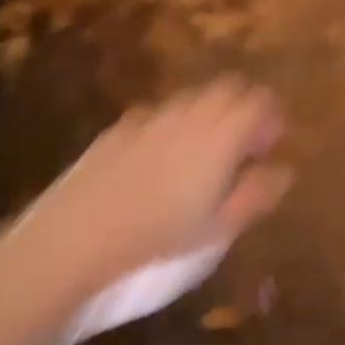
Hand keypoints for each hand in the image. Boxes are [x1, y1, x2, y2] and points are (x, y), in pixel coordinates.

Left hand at [0, 77, 290, 344]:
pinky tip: (160, 166)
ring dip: (206, 117)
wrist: (61, 254)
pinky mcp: (110, 138)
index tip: (274, 145)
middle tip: (246, 149)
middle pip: (224, 90)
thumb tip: (284, 169)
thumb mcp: (219, 232)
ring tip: (205, 159)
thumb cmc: (155, 250)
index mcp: (220, 136)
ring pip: (188, 102)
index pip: (257, 101)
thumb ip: (255, 194)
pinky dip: (169, 130)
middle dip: (241, 110)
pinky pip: (153, 119)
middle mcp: (185, 118)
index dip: (271, 117)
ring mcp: (143, 124)